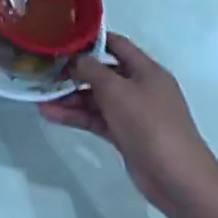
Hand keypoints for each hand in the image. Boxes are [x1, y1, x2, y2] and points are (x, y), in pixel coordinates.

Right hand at [38, 34, 217, 216]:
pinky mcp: (124, 134)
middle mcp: (139, 88)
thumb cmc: (149, 124)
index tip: (60, 37)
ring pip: (95, 98)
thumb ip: (91, 69)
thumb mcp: (116, 90)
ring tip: (39, 96)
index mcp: (146, 70)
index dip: (90, 38)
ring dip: (69, 97)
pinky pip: (95, 118)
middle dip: (73, 71)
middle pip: (102, 72)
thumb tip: (74, 58)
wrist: (178, 179)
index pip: (116, 44)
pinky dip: (75, 116)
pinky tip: (50, 114)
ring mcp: (132, 113)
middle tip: (42, 69)